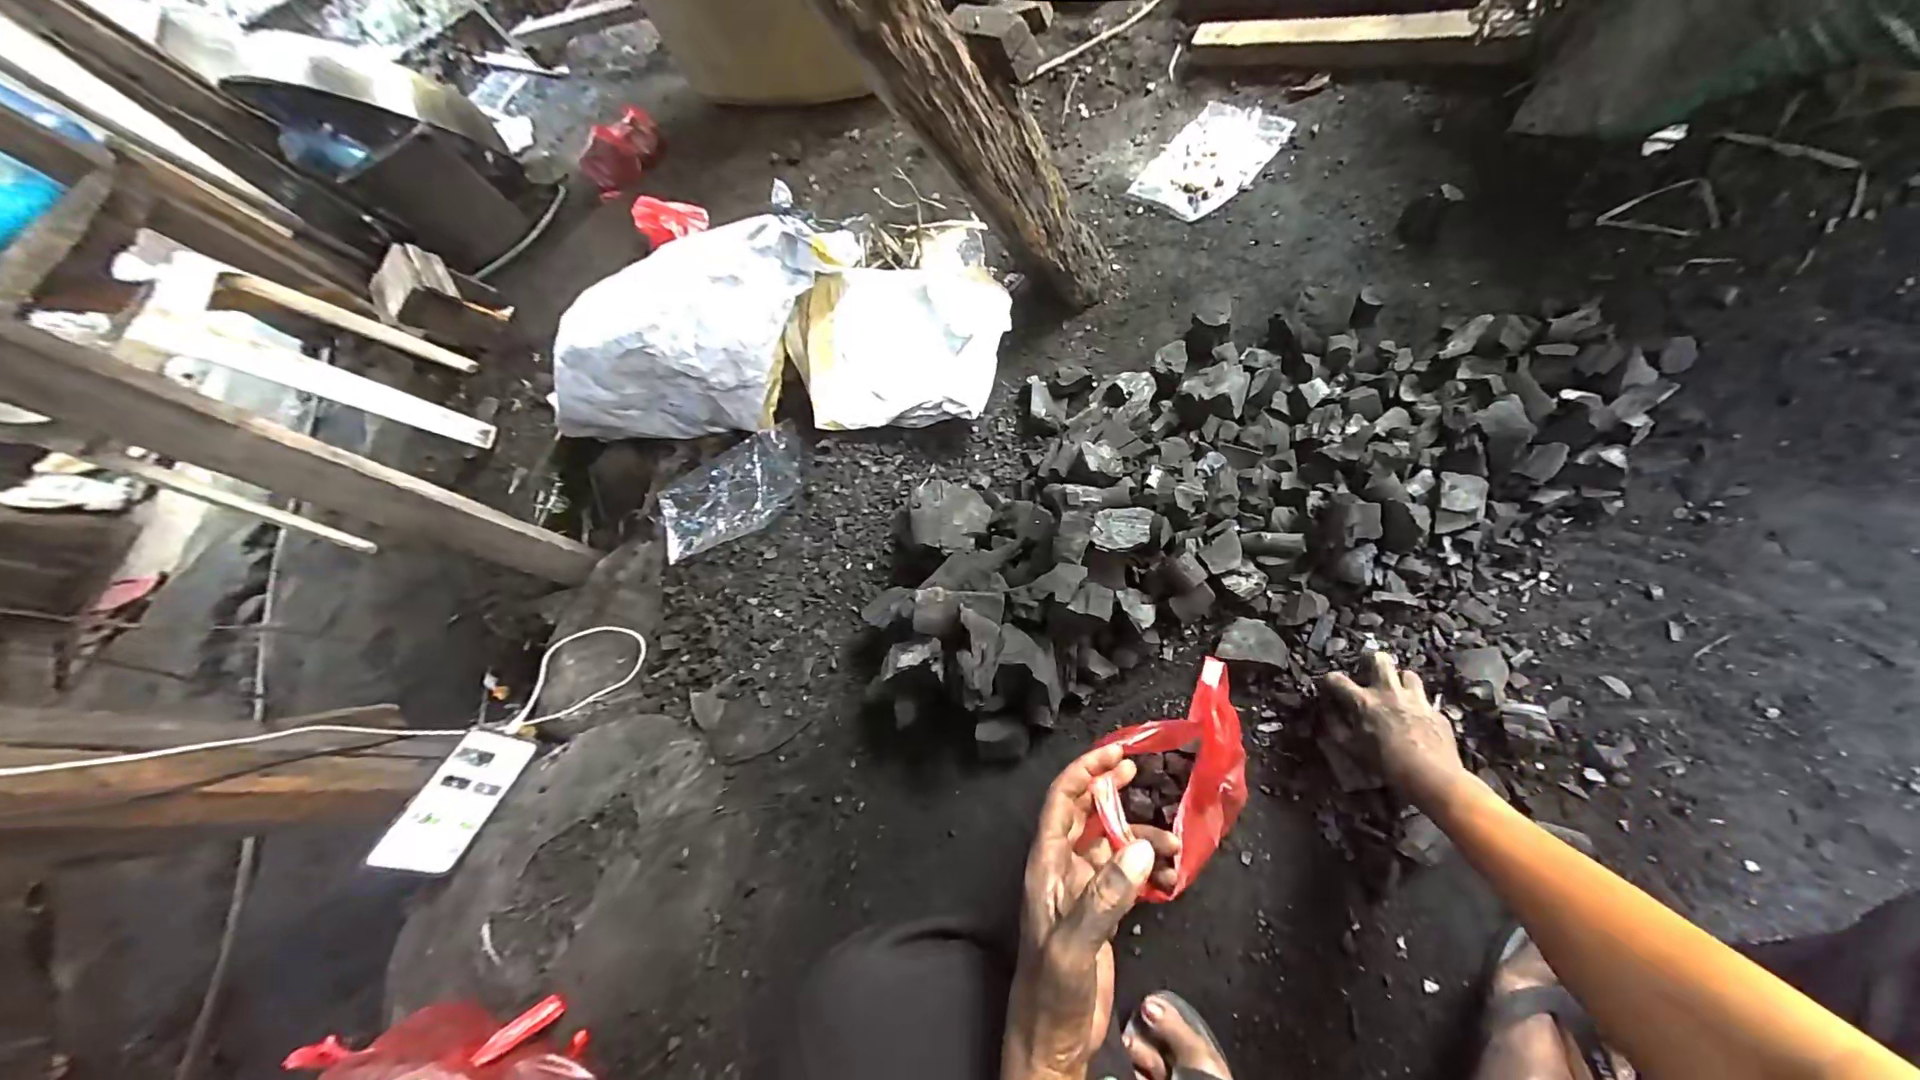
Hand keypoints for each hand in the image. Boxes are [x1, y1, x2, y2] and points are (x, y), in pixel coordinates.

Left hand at [1004, 744, 1180, 1079]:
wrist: (1053, 1036)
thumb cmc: (1051, 989)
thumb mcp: (1075, 941)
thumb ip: (1106, 895)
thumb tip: (1140, 848)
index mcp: (1047, 863)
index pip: (1062, 799)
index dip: (1085, 770)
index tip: (1115, 752)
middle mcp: (1062, 867)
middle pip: (1084, 810)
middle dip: (1108, 787)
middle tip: (1137, 769)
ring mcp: (1081, 887)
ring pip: (1109, 842)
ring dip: (1137, 834)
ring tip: (1169, 841)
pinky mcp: (1099, 909)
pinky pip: (1124, 873)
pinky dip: (1144, 867)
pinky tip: (1166, 875)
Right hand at [1323, 650, 1465, 801]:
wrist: (1432, 777)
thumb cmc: (1384, 763)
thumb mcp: (1349, 747)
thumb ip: (1334, 723)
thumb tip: (1326, 707)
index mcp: (1363, 701)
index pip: (1336, 679)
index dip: (1328, 680)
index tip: (1328, 686)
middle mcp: (1388, 692)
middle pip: (1379, 660)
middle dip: (1371, 660)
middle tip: (1368, 672)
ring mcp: (1415, 699)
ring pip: (1407, 674)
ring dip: (1399, 681)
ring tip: (1396, 692)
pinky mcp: (1435, 710)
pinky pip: (1424, 698)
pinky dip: (1416, 703)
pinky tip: (1415, 717)